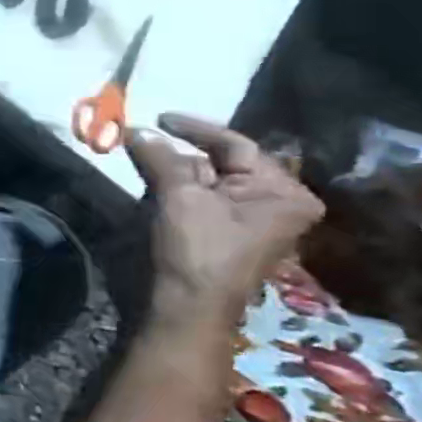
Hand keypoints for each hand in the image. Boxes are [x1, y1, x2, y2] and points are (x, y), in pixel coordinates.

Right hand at [128, 114, 325, 331]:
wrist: (187, 303)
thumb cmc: (197, 249)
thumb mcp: (180, 197)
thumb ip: (161, 159)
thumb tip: (138, 130)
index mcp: (283, 193)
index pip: (238, 146)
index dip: (195, 129)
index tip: (157, 117)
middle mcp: (274, 202)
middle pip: (222, 161)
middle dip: (180, 150)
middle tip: (142, 135)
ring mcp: (248, 219)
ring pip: (206, 179)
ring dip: (171, 167)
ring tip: (138, 155)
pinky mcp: (222, 231)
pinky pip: (199, 197)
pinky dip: (172, 185)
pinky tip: (148, 180)